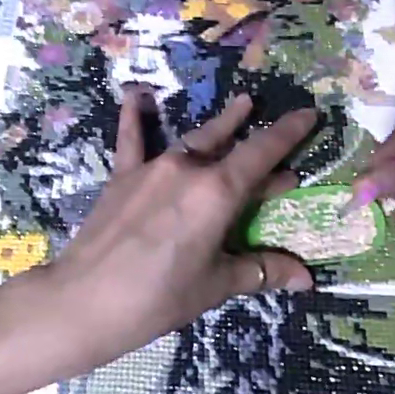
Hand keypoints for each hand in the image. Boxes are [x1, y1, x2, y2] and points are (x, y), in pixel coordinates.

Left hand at [30, 92, 314, 373]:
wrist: (86, 299)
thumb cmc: (159, 296)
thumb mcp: (216, 284)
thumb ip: (261, 270)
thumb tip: (306, 279)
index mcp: (218, 191)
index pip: (262, 152)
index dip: (288, 132)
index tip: (308, 113)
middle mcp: (187, 168)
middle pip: (230, 144)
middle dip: (257, 135)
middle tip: (276, 129)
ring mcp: (152, 168)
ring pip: (193, 139)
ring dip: (219, 125)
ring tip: (240, 104)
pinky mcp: (122, 176)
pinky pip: (132, 140)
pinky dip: (134, 117)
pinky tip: (134, 94)